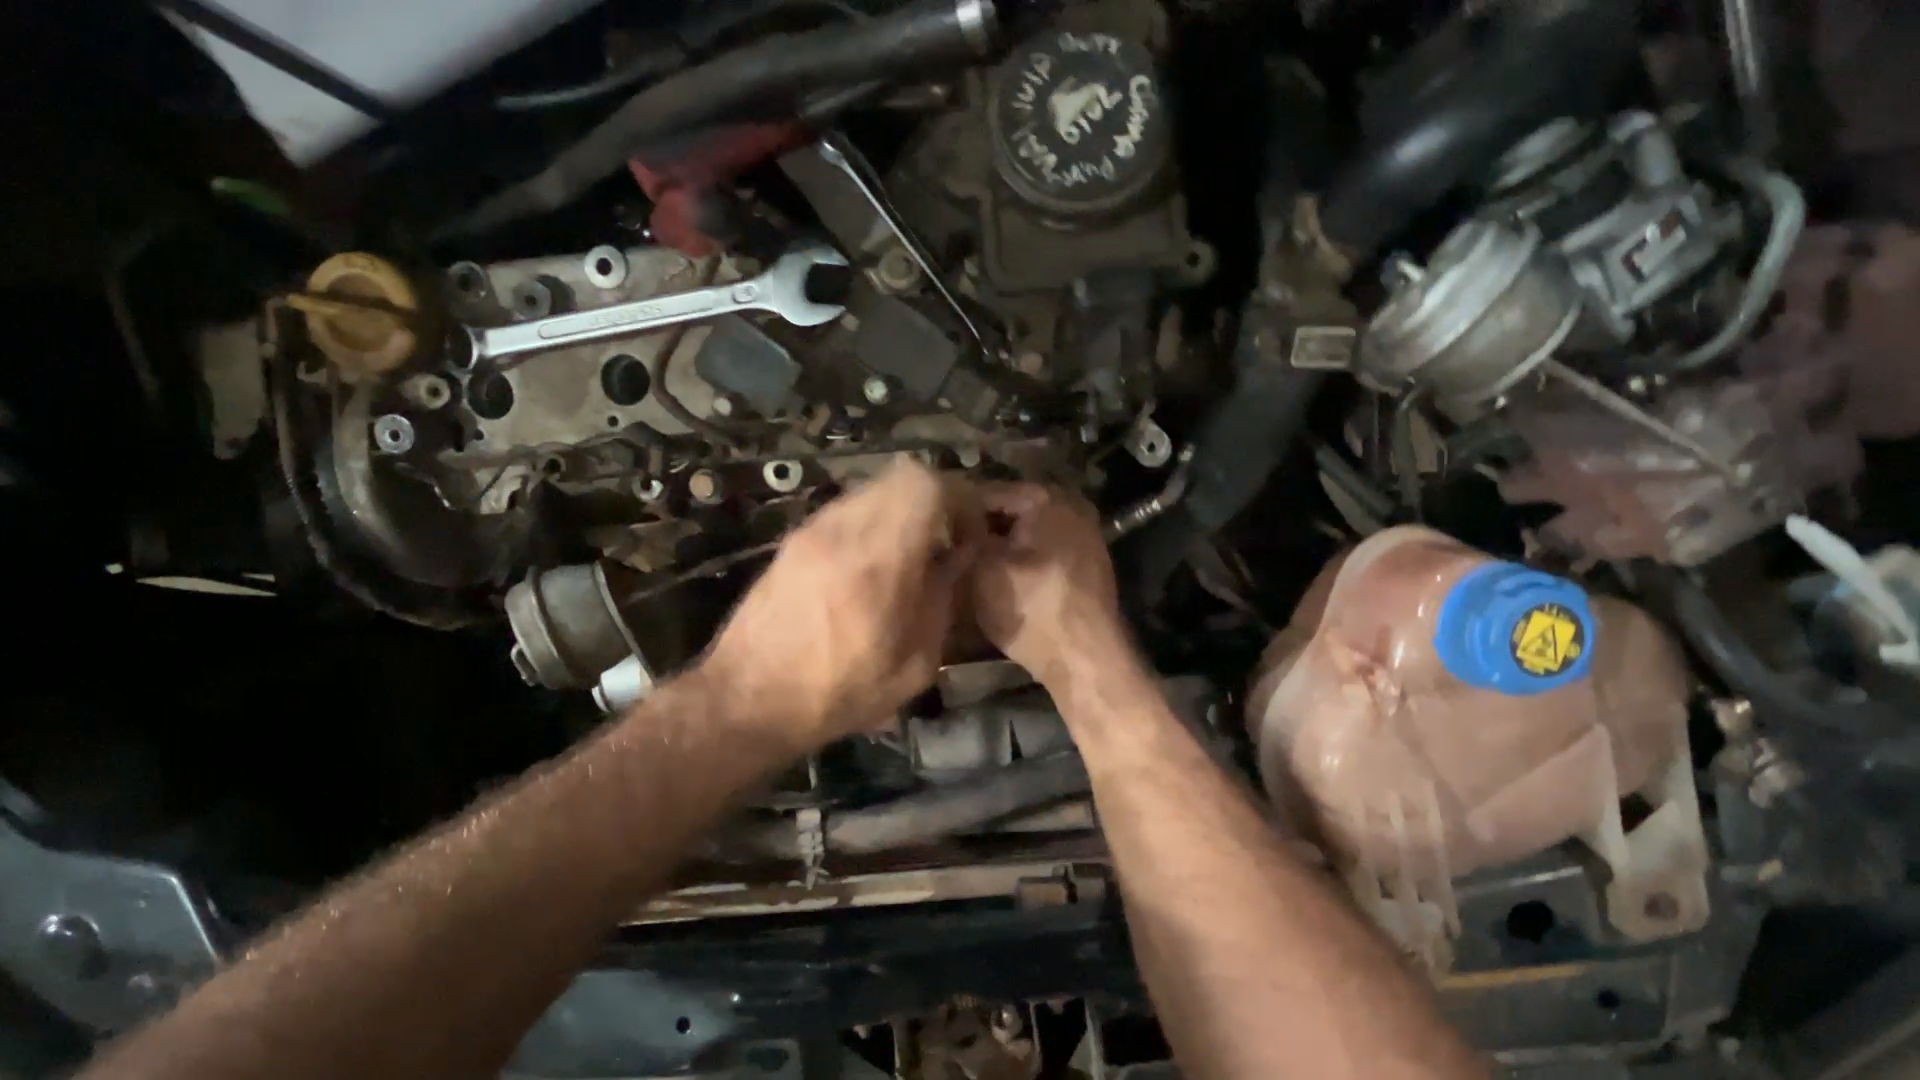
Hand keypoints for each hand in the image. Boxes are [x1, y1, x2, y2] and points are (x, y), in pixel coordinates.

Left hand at [697, 459, 978, 750]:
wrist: (748, 699)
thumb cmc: (840, 692)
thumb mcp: (915, 663)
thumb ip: (944, 598)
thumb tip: (960, 557)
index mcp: (879, 557)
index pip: (929, 484)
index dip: (962, 500)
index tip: (970, 536)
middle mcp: (843, 527)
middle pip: (902, 476)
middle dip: (935, 502)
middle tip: (945, 542)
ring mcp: (813, 529)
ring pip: (873, 490)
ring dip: (902, 511)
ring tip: (909, 557)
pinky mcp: (793, 539)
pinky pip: (846, 511)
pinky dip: (871, 524)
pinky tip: (870, 569)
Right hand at [969, 483, 1131, 689]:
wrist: (1084, 657)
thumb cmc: (1029, 607)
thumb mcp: (982, 566)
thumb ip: (963, 530)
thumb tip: (949, 513)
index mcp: (1043, 496)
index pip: (984, 491)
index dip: (954, 510)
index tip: (931, 531)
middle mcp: (1070, 505)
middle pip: (1009, 510)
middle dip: (980, 528)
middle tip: (949, 549)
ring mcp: (1085, 533)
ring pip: (1028, 531)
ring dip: (1001, 545)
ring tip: (972, 566)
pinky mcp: (1089, 562)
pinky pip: (1045, 549)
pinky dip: (1024, 559)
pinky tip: (1004, 579)